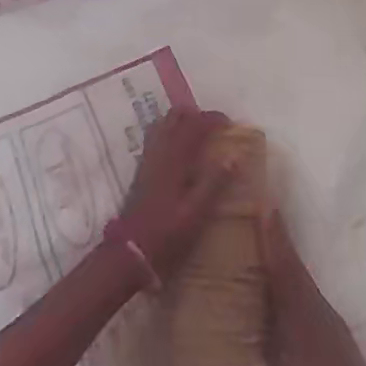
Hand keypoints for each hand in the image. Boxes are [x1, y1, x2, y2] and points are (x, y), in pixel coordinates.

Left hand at [117, 108, 235, 278]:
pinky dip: (171, 132)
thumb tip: (235, 155)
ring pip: (164, 123)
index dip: (213, 118)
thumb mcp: (196, 212)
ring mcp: (148, 158)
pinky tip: (181, 151)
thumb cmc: (167, 232)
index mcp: (174, 158)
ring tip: (200, 135)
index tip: (230, 124)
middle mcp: (159, 151)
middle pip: (175, 116)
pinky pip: (157, 136)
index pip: (195, 124)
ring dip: (183, 122)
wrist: (130, 250)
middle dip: (197, 115)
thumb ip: (215, 182)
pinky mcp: (142, 167)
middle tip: (215, 129)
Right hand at [234, 210, 365, 365]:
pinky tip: (271, 283)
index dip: (272, 233)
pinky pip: (302, 290)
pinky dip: (286, 276)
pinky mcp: (328, 326)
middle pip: (290, 263)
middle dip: (271, 236)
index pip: (283, 264)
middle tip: (250, 212)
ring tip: (254, 239)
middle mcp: (315, 305)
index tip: (262, 201)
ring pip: (298, 276)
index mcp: (301, 313)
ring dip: (279, 256)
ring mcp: (325, 315)